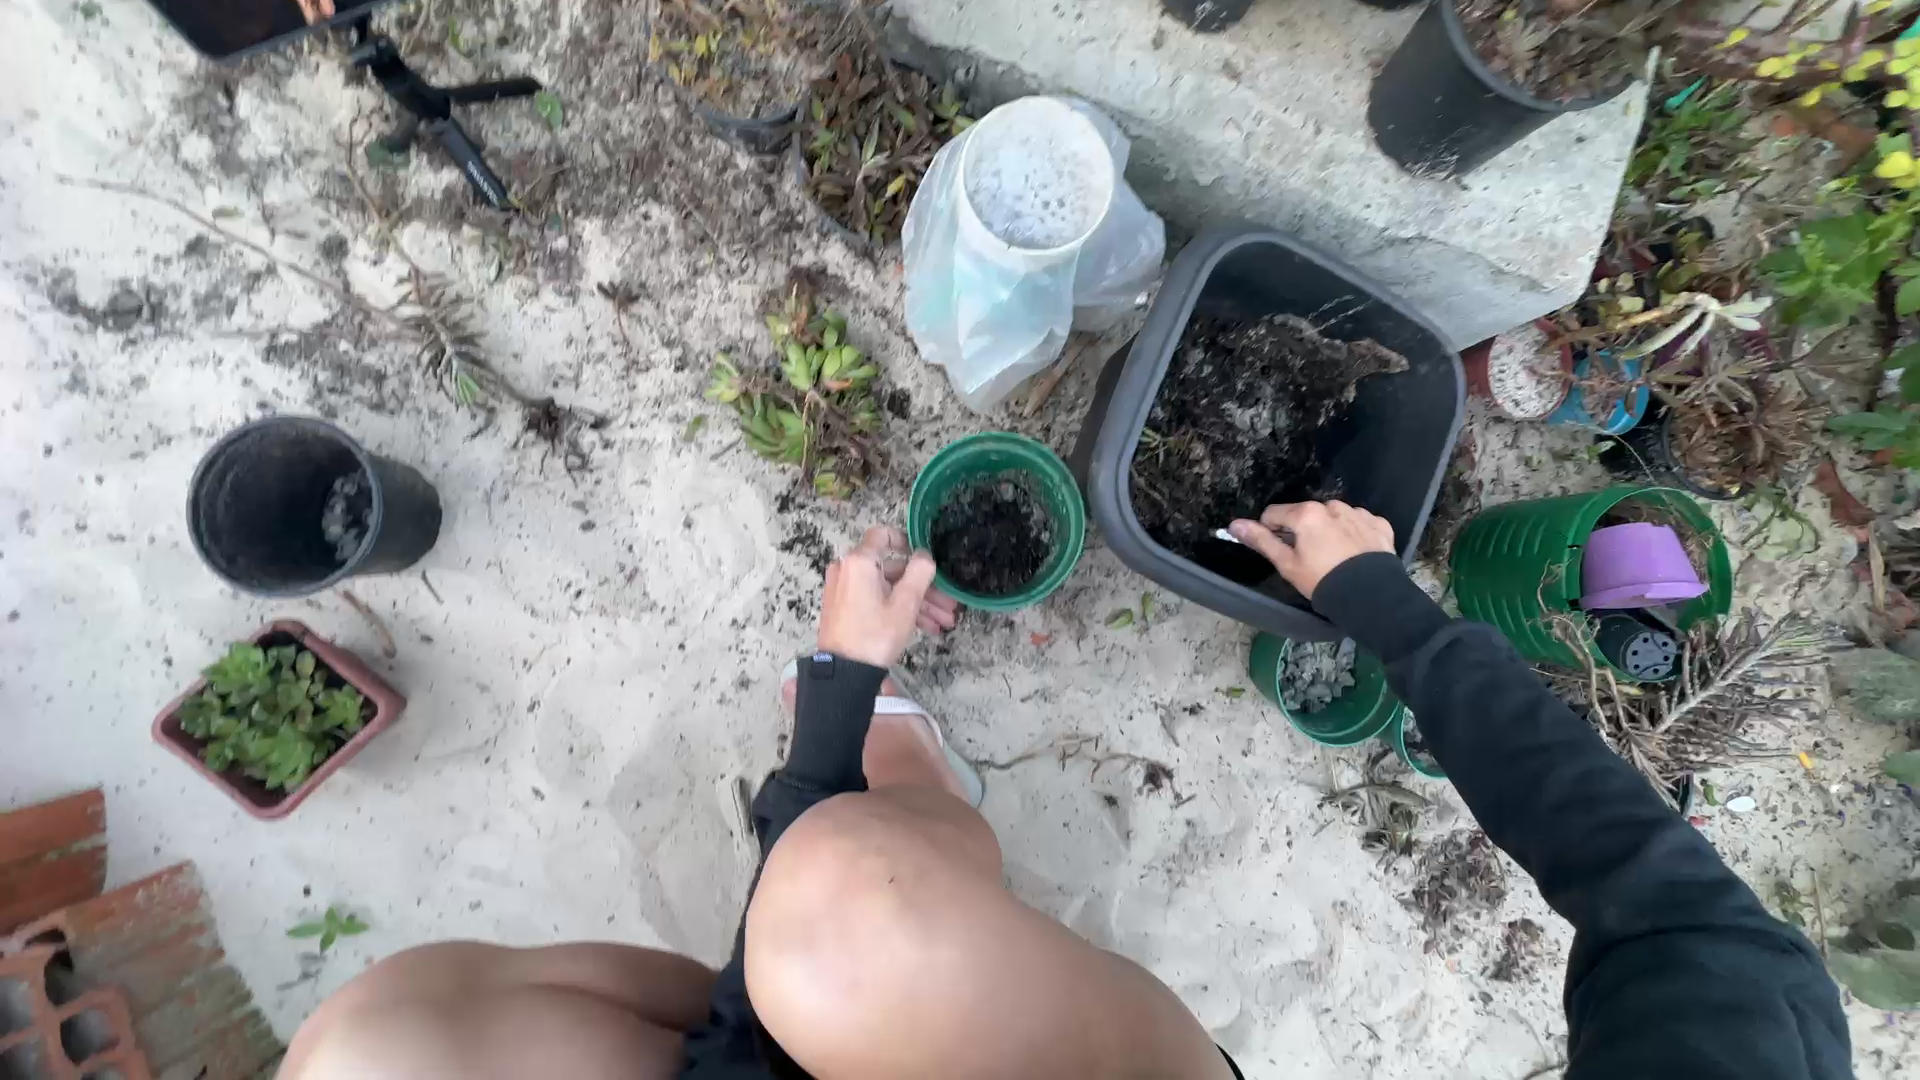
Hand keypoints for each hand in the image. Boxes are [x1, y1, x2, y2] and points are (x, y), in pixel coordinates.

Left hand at [816, 526, 957, 667]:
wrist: (844, 674)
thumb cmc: (875, 636)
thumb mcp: (905, 604)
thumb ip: (919, 573)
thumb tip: (924, 555)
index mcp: (859, 562)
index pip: (882, 535)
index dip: (906, 540)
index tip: (924, 556)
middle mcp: (847, 571)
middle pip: (892, 569)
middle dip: (924, 587)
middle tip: (948, 605)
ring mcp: (844, 590)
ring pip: (887, 588)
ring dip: (916, 603)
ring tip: (942, 622)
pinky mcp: (844, 608)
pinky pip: (875, 600)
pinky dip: (897, 610)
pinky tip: (925, 628)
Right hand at [1228, 501, 1393, 599]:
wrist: (1371, 595)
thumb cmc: (1322, 580)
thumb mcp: (1286, 564)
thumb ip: (1261, 540)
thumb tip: (1234, 524)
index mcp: (1306, 514)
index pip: (1273, 514)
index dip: (1270, 531)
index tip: (1280, 551)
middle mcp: (1332, 506)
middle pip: (1304, 514)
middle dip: (1301, 530)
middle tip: (1307, 558)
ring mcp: (1358, 513)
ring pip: (1332, 516)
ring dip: (1327, 530)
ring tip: (1333, 556)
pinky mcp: (1378, 523)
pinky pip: (1358, 522)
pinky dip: (1352, 533)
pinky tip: (1353, 552)